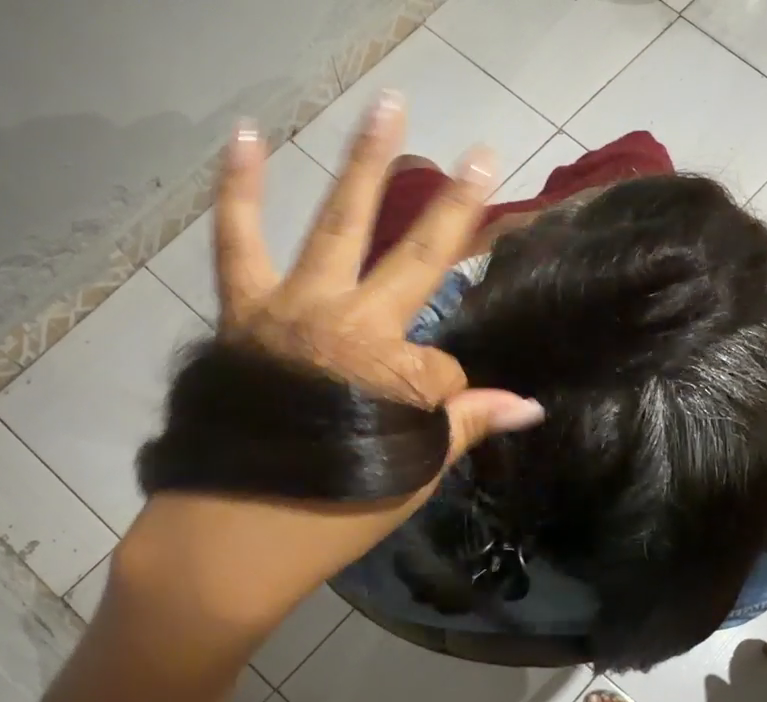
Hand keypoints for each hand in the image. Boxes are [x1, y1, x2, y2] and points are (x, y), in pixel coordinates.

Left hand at [113, 96, 545, 615]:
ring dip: (366, 164)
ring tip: (386, 106)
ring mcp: (295, 308)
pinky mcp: (245, 309)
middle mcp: (353, 323)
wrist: (235, 531)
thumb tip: (531, 407)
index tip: (424, 426)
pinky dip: (240, 189)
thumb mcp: (413, 474)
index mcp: (401, 372)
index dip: (444, 396)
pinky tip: (247, 137)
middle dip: (455, 210)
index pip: (444, 365)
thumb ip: (464, 426)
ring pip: (337, 225)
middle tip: (481, 155)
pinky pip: (238, 240)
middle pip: (416, 258)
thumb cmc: (333, 513)